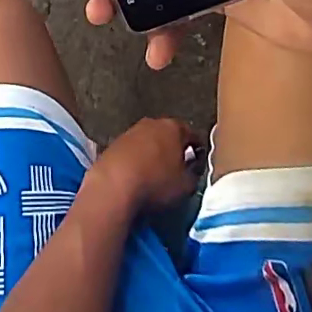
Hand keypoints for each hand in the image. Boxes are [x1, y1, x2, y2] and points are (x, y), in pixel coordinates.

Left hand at [84, 118, 201, 212]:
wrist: (112, 188)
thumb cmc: (155, 184)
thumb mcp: (185, 186)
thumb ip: (194, 175)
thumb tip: (192, 172)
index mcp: (174, 128)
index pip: (192, 135)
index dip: (198, 149)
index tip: (199, 162)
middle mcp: (152, 123)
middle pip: (168, 135)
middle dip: (173, 149)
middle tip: (177, 168)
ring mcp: (130, 132)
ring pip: (147, 142)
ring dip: (152, 155)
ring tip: (154, 176)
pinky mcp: (112, 145)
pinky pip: (130, 153)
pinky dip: (135, 162)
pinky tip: (135, 179)